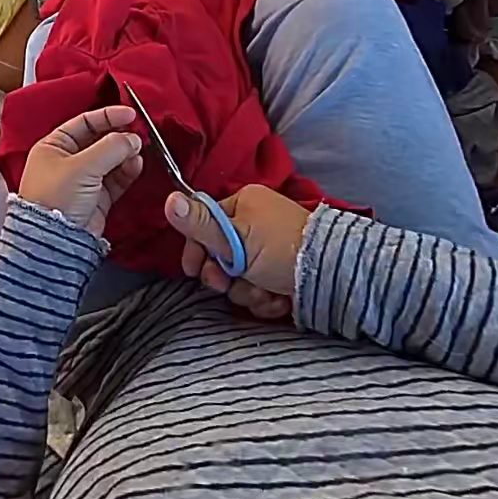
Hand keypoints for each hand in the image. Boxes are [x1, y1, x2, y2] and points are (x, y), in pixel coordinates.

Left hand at [18, 106, 143, 235]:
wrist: (54, 241)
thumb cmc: (57, 197)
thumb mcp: (83, 166)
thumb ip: (111, 147)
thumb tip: (134, 138)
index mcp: (54, 146)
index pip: (84, 122)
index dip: (108, 116)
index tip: (130, 114)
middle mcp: (68, 160)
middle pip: (100, 140)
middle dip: (120, 136)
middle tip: (139, 134)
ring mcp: (83, 179)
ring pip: (111, 159)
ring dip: (126, 154)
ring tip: (138, 152)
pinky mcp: (97, 197)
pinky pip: (116, 178)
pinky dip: (127, 171)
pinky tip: (136, 165)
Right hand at [165, 184, 309, 320]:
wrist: (328, 276)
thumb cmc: (279, 249)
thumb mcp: (234, 236)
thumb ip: (199, 224)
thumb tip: (169, 200)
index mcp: (244, 204)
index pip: (205, 225)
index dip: (197, 251)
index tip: (194, 270)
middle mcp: (256, 223)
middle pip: (221, 255)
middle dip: (225, 276)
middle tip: (227, 284)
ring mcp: (270, 250)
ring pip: (240, 277)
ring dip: (248, 291)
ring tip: (264, 291)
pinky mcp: (282, 273)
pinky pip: (260, 288)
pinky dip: (266, 298)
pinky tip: (278, 298)